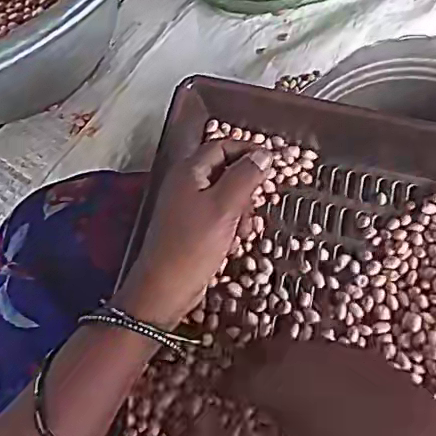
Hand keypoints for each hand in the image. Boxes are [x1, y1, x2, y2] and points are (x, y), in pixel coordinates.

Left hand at [113, 140, 272, 328]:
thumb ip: (245, 177)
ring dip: (241, 207)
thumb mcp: (225, 207)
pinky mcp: (189, 227)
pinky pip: (217, 215)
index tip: (271, 160)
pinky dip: (231, 223)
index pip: (222, 146)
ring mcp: (186, 205)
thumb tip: (264, 154)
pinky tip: (235, 240)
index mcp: (189, 171)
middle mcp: (185, 183)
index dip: (247, 149)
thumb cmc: (193, 245)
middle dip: (245, 185)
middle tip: (257, 202)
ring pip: (223, 194)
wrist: (164, 289)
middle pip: (224, 169)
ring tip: (245, 228)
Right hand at [230, 341, 435, 435]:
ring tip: (277, 384)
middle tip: (241, 382)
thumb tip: (272, 404)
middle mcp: (307, 354)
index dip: (226, 384)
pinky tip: (317, 385)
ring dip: (279, 360)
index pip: (242, 376)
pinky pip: (322, 351)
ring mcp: (337, 349)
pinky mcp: (362, 352)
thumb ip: (286, 419)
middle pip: (265, 349)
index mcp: (286, 382)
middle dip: (249, 364)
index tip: (217, 390)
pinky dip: (309, 363)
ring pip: (295, 346)